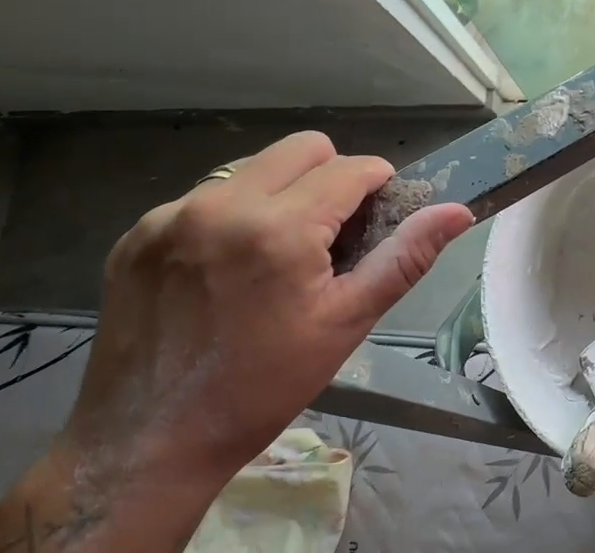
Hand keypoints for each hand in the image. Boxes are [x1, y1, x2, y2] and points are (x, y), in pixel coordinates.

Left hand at [64, 131, 471, 497]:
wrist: (145, 447)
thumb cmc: (262, 386)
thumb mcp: (346, 322)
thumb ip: (406, 256)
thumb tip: (458, 210)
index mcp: (278, 228)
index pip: (350, 167)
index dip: (377, 186)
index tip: (376, 220)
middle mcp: (220, 206)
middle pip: (302, 149)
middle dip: (330, 177)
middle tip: (330, 233)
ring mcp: (169, 218)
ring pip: (253, 168)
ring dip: (279, 193)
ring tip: (275, 254)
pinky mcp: (136, 235)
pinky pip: (204, 197)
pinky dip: (230, 216)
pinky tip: (225, 269)